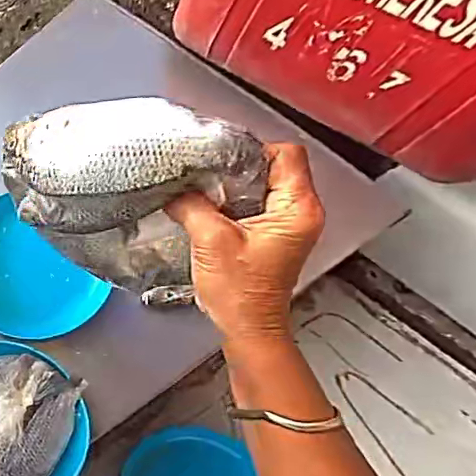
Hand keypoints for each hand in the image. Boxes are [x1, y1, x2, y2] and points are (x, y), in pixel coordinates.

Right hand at [165, 142, 325, 346]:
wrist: (246, 324)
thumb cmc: (239, 290)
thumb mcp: (210, 241)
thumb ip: (193, 207)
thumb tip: (175, 189)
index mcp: (298, 209)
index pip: (286, 156)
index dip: (251, 151)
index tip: (217, 159)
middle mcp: (300, 212)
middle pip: (272, 168)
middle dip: (234, 169)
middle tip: (201, 177)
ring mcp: (286, 224)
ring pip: (259, 187)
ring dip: (229, 188)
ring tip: (199, 194)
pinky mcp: (269, 235)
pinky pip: (251, 206)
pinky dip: (228, 204)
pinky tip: (205, 211)